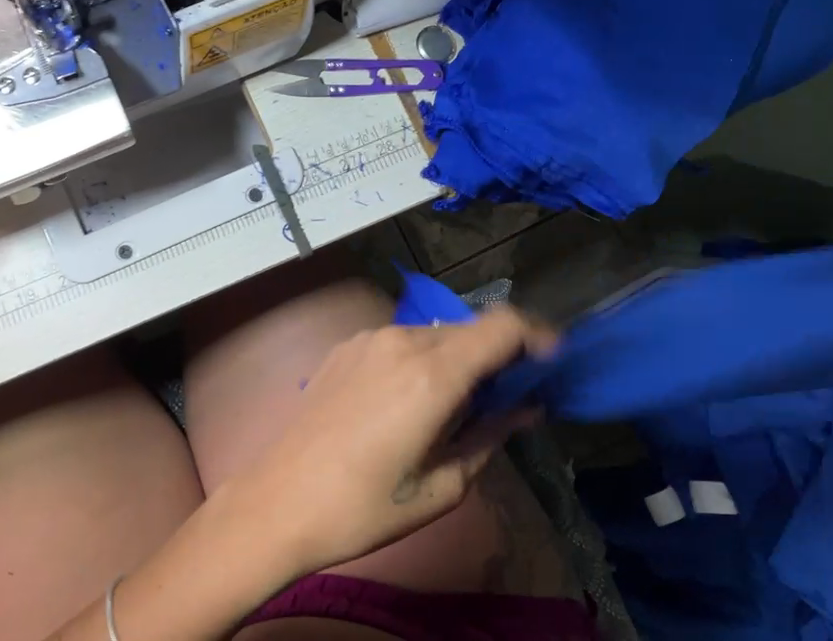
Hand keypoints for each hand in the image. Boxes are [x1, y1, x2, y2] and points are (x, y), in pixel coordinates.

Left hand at [226, 308, 555, 575]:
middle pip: (468, 330)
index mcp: (431, 374)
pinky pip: (399, 343)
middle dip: (498, 357)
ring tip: (458, 409)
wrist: (279, 501)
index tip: (553, 366)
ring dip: (457, 360)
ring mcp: (366, 340)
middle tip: (510, 400)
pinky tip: (413, 403)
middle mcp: (399, 341)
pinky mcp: (343, 349)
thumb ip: (490, 436)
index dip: (536, 337)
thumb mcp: (443, 486)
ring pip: (433, 335)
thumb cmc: (366, 507)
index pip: (501, 326)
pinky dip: (422, 360)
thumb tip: (524, 406)